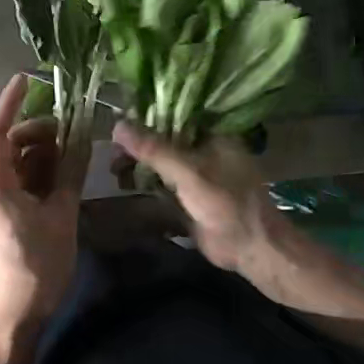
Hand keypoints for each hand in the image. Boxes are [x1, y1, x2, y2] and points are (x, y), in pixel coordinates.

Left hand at [0, 76, 87, 335]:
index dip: (8, 104)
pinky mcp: (4, 216)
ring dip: (42, 152)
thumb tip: (83, 139)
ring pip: (16, 164)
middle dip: (37, 132)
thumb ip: (70, 173)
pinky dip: (40, 172)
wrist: (19, 311)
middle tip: (70, 129)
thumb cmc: (39, 263)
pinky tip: (64, 173)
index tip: (25, 80)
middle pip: (7, 146)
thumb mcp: (62, 215)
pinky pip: (20, 182)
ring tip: (73, 150)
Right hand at [112, 123, 279, 271]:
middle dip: (139, 146)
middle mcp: (206, 151)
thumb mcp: (188, 171)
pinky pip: (164, 185)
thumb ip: (153, 149)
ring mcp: (198, 176)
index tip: (119, 122)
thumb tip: (117, 125)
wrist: (249, 247)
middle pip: (165, 141)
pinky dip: (146, 184)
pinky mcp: (190, 199)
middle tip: (113, 154)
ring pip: (162, 164)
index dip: (147, 118)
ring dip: (140, 166)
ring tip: (114, 170)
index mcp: (214, 136)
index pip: (175, 117)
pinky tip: (125, 185)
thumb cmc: (225, 202)